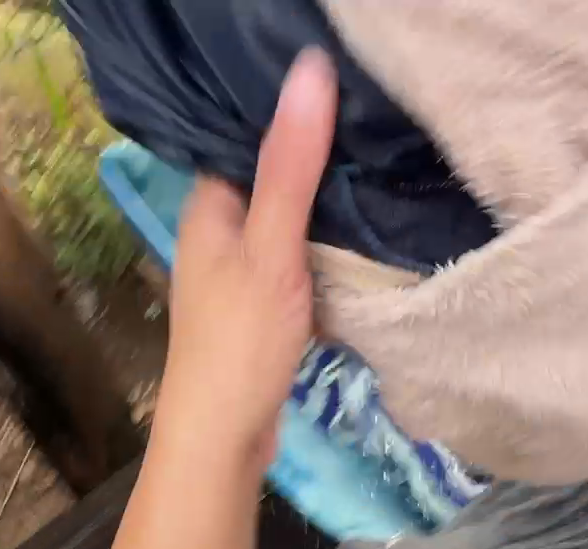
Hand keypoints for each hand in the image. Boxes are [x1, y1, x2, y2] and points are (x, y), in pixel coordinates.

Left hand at [152, 49, 337, 473]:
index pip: (245, 139)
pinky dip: (323, 260)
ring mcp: (239, 278)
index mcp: (208, 209)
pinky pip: (297, 269)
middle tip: (377, 138)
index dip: (290, 117)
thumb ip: (290, 169)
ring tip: (379, 181)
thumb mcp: (270, 249)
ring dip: (325, 216)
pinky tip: (360, 248)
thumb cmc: (240, 342)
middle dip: (318, 166)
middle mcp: (217, 237)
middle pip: (271, 184)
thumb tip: (310, 72)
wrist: (224, 437)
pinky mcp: (261, 313)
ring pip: (288, 230)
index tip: (347, 97)